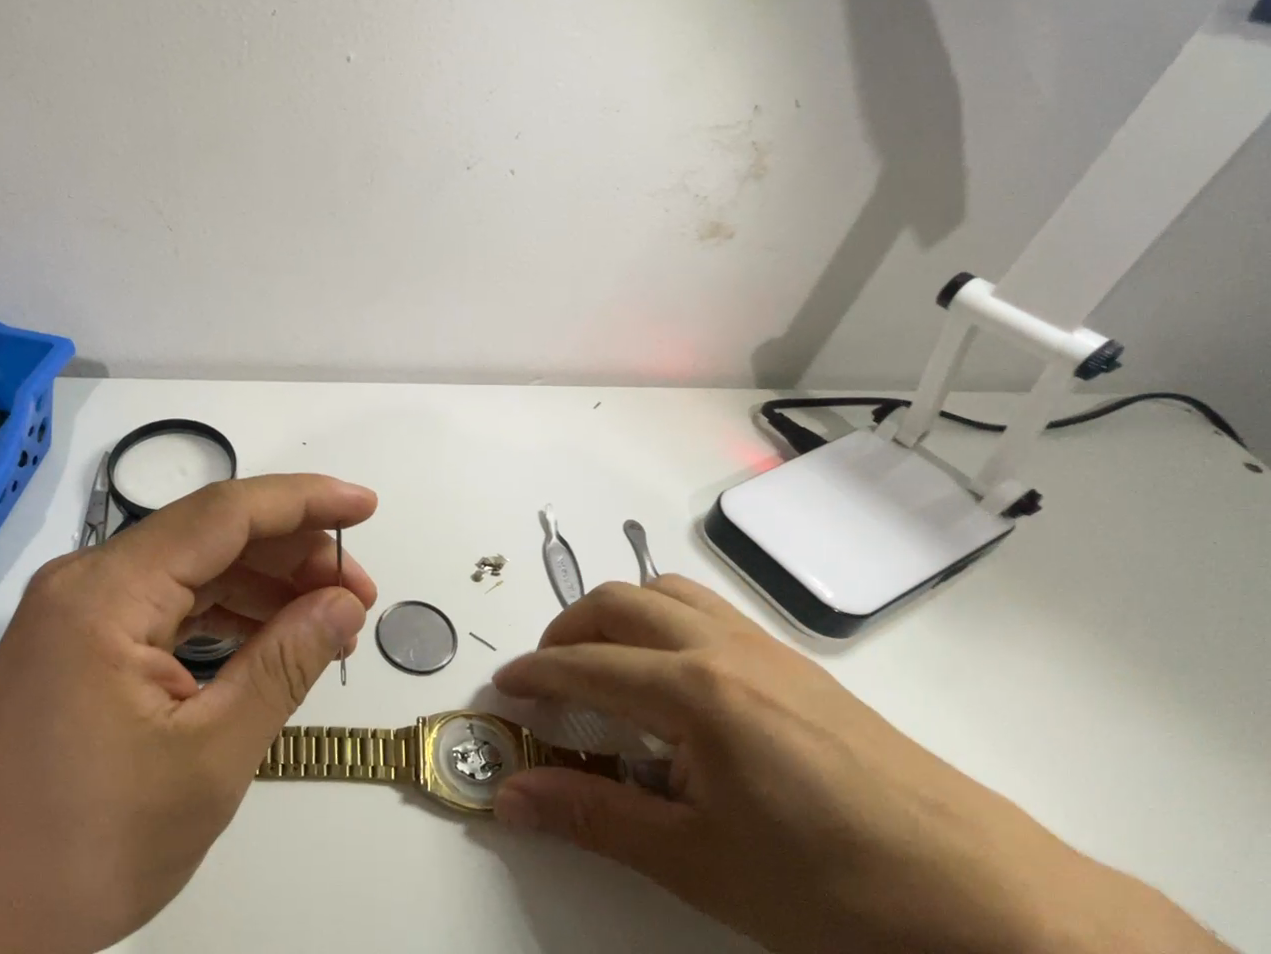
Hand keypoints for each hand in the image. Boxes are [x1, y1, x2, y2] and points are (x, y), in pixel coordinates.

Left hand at [0, 474, 378, 953]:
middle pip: (203, 538)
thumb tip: (343, 604)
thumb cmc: (84, 847)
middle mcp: (83, 584)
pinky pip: (157, 611)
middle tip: (357, 594)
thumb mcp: (206, 760)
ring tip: (325, 620)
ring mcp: (70, 617)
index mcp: (107, 593)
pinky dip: (216, 619)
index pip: (223, 515)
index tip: (367, 507)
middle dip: (288, 554)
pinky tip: (262, 641)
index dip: (304, 503)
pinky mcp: (68, 651)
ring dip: (257, 587)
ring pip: (183, 574)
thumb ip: (282, 666)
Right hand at [492, 576, 1232, 953]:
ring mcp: (772, 652)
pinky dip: (665, 623)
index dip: (535, 676)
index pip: (588, 667)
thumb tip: (510, 799)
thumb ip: (594, 819)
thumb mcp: (699, 863)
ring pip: (670, 593)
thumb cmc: (835, 889)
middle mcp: (728, 650)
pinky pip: (711, 613)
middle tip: (545, 680)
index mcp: (697, 693)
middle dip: (568, 631)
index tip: (502, 692)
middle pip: (622, 603)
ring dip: (619, 617)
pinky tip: (673, 684)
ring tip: (602, 670)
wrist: (992, 901)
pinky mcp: (804, 669)